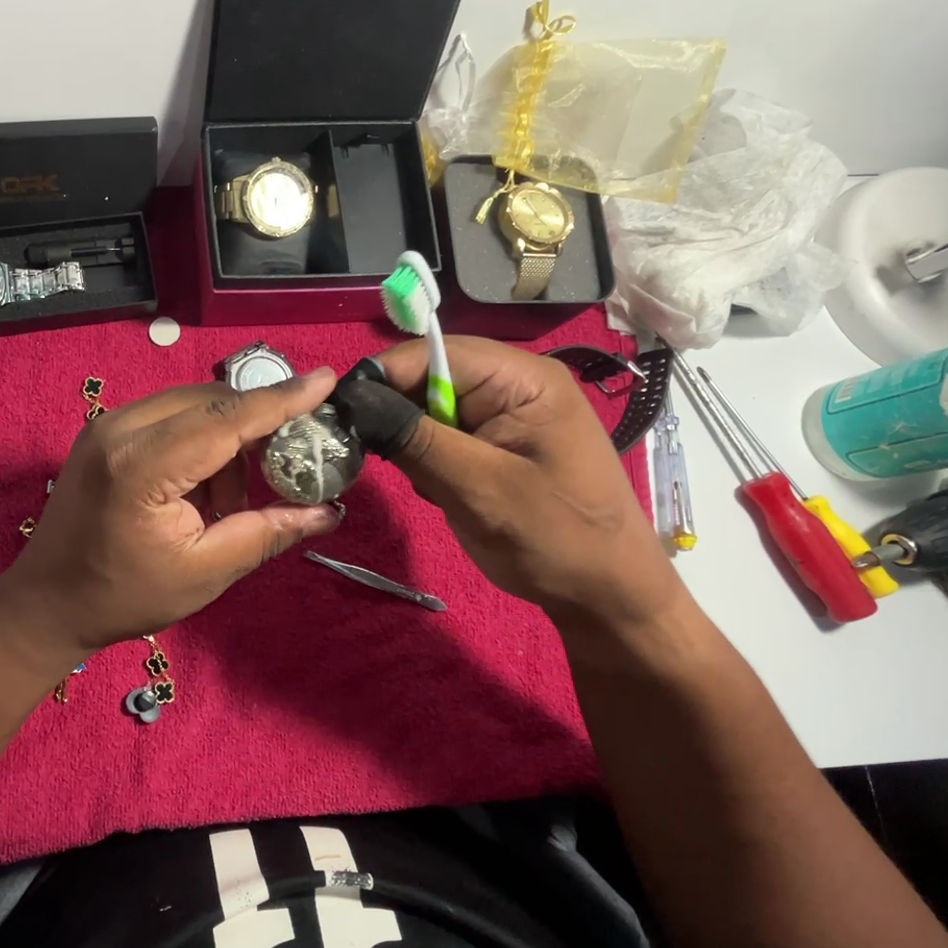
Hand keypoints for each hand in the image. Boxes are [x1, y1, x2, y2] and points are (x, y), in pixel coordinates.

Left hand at [0, 372, 344, 658]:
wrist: (47, 602)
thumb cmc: (124, 596)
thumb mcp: (204, 572)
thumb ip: (267, 532)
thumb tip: (329, 510)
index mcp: (141, 465)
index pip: (226, 418)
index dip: (282, 399)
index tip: (329, 379)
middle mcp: (120, 428)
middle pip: (211, 402)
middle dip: (256, 428)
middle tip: (289, 466)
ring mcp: (107, 424)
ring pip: (191, 406)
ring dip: (225, 441)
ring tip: (228, 505)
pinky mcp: (104, 431)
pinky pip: (169, 417)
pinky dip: (198, 443)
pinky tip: (200, 492)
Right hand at [375, 337, 681, 631]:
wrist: (606, 596)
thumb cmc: (555, 538)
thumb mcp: (478, 487)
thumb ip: (414, 438)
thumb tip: (352, 400)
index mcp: (523, 379)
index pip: (434, 352)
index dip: (382, 377)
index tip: (342, 416)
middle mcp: (513, 384)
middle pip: (428, 376)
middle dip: (399, 417)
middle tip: (386, 461)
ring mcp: (506, 414)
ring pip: (429, 409)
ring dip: (414, 445)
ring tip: (431, 485)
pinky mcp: (496, 443)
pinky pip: (443, 436)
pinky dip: (429, 462)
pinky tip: (443, 492)